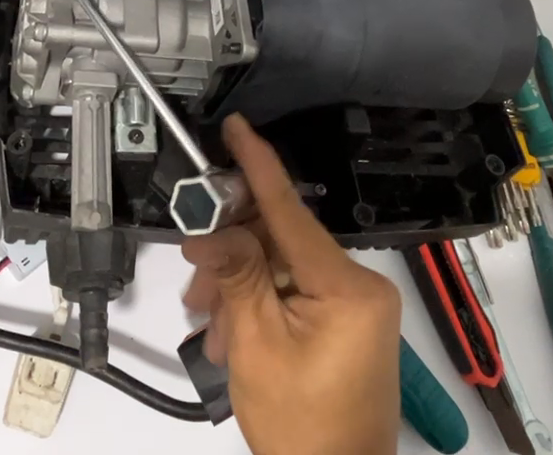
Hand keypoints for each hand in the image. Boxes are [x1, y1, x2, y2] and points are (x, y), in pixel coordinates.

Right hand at [183, 116, 401, 454]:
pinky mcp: (344, 320)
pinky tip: (229, 329)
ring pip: (280, 265)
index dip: (258, 165)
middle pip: (280, 239)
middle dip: (231, 251)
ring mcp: (354, 303)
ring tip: (207, 318)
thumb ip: (236, 274)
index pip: (291, 210)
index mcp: (347, 287)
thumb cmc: (299, 426)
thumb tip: (211, 229)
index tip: (238, 128)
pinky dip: (257, 300)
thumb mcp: (256, 345)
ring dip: (238, 282)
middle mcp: (358, 285)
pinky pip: (292, 289)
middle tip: (194, 273)